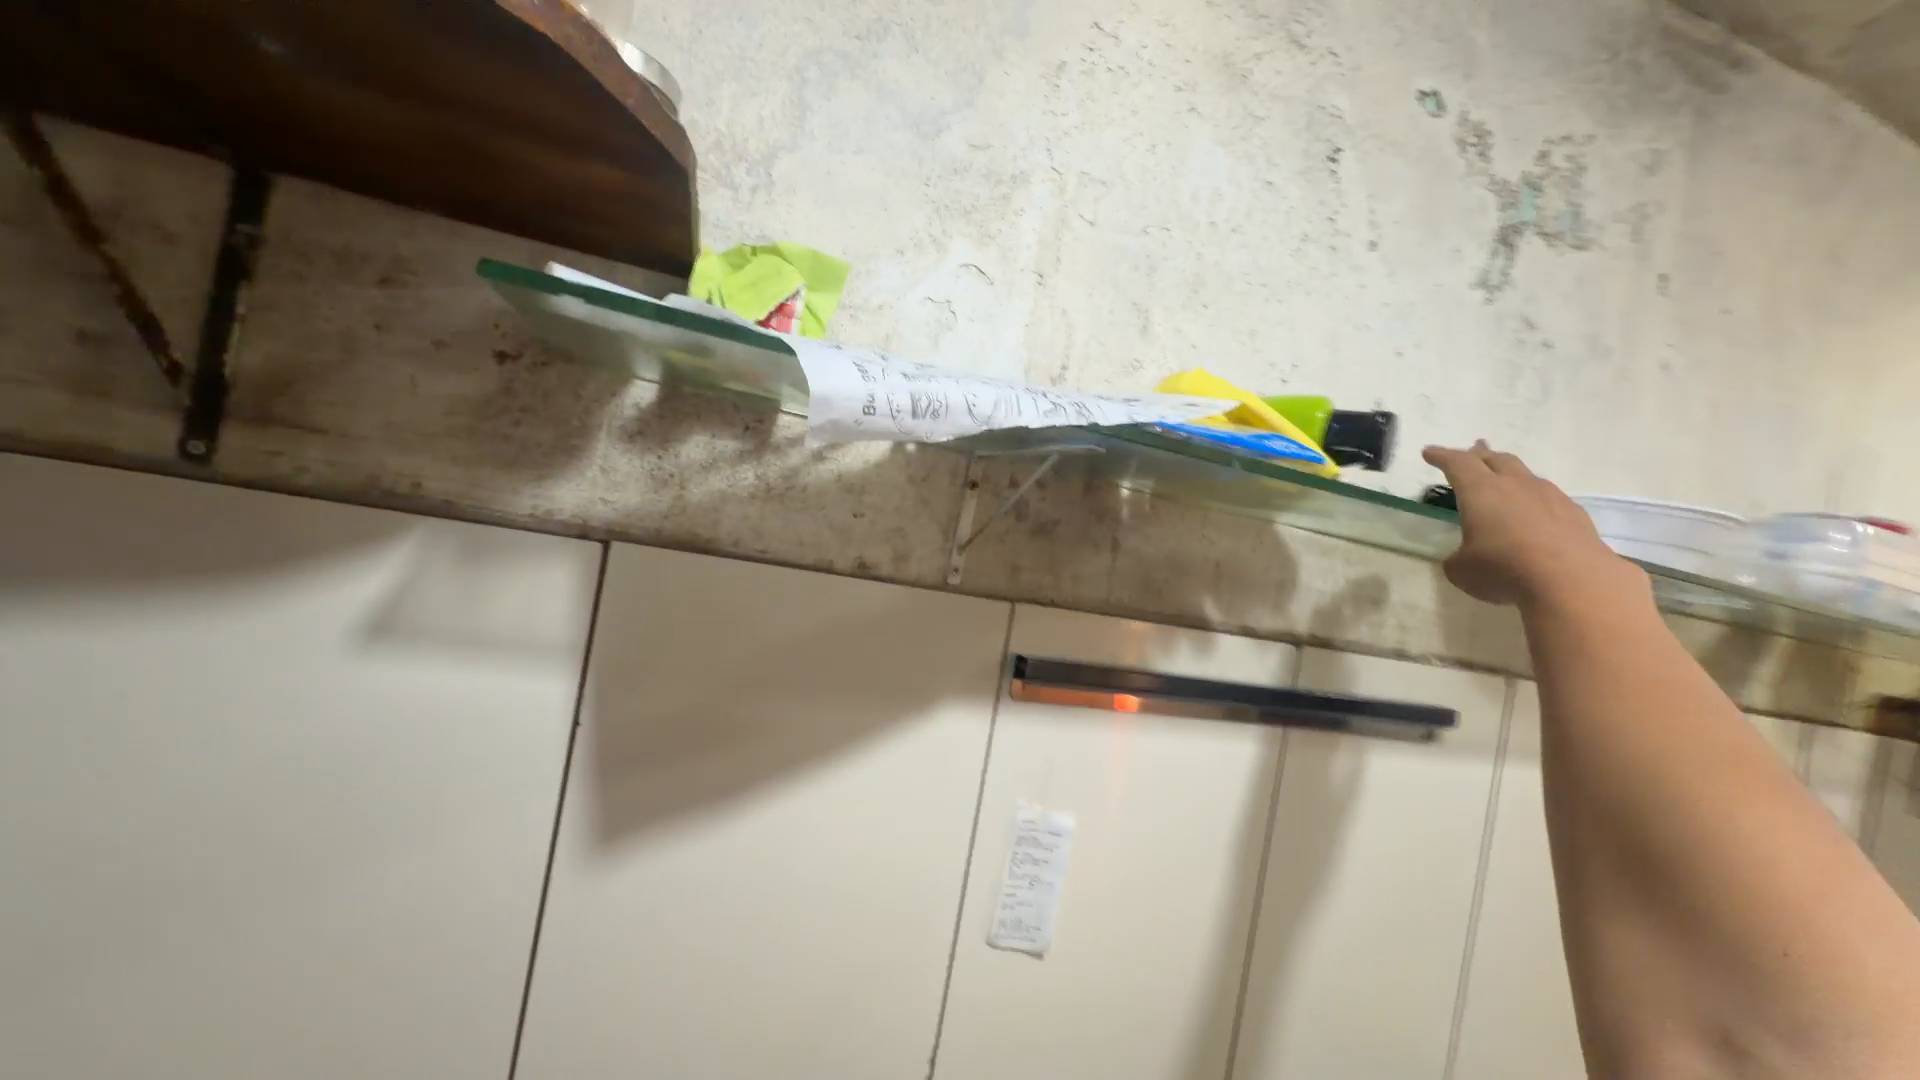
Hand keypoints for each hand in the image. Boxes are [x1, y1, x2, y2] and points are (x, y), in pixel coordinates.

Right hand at [1422, 441, 1641, 607]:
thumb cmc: (1505, 569)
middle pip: (1496, 459)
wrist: (1573, 580)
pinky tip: (1533, 511)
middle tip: (1471, 452)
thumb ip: (1458, 558)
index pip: (1457, 463)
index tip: (1429, 452)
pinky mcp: (1573, 512)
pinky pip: (1547, 495)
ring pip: (1524, 474)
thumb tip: (1464, 557)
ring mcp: (1548, 496)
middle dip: (1479, 455)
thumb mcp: (1462, 570)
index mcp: (1480, 491)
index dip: (1441, 456)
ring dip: (1509, 473)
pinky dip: (1533, 497)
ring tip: (1503, 479)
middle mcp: (1514, 485)